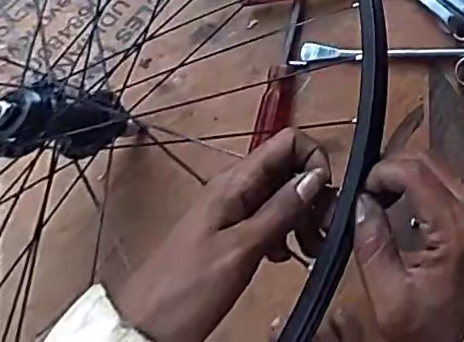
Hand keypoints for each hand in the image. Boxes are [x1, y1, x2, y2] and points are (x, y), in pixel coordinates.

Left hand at [115, 129, 333, 341]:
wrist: (140, 329)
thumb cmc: (188, 289)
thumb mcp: (241, 251)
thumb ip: (280, 211)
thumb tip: (316, 175)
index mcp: (237, 181)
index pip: (287, 141)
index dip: (313, 159)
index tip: (324, 196)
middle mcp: (237, 186)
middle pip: (288, 168)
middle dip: (312, 192)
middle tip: (324, 232)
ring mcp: (232, 209)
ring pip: (281, 194)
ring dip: (302, 214)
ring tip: (310, 249)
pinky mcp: (230, 233)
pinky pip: (268, 217)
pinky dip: (285, 231)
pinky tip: (285, 257)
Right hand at [332, 154, 463, 341]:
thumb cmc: (432, 327)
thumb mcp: (391, 300)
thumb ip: (372, 248)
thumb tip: (360, 201)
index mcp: (454, 221)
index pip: (413, 170)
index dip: (382, 171)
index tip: (360, 189)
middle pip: (423, 160)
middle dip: (390, 168)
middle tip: (366, 192)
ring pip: (432, 163)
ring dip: (401, 172)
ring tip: (378, 196)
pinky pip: (440, 176)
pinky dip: (415, 180)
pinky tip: (397, 199)